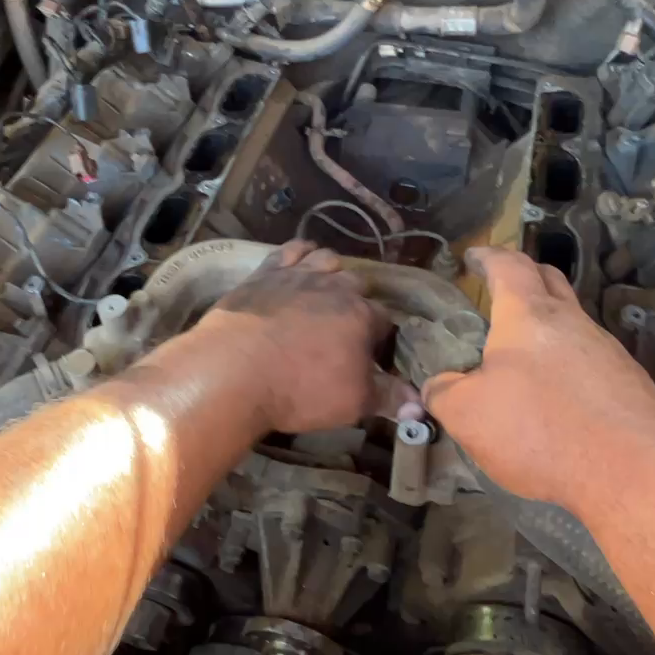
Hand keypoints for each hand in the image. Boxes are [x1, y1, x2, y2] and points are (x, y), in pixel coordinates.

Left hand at [177, 241, 411, 433]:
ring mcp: (298, 274)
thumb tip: (419, 405)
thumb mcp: (352, 402)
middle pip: (358, 285)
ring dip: (332, 273)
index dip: (380, 338)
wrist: (234, 371)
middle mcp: (334, 287)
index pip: (384, 321)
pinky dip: (301, 252)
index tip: (370, 354)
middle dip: (357, 302)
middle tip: (345, 328)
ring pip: (327, 260)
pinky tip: (301, 259)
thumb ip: (389, 398)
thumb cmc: (300, 389)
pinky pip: (291, 249)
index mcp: (361, 315)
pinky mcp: (265, 272)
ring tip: (326, 293)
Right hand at [423, 247, 654, 506]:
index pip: (509, 265)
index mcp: (529, 315)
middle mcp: (574, 322)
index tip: (474, 256)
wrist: (635, 475)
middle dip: (524, 277)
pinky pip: (592, 361)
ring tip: (523, 355)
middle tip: (499, 290)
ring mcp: (609, 352)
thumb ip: (444, 392)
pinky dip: (568, 365)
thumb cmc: (540, 430)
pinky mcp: (631, 386)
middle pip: (550, 281)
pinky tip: (558, 399)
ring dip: (548, 327)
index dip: (488, 256)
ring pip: (574, 323)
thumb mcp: (467, 415)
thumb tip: (438, 385)